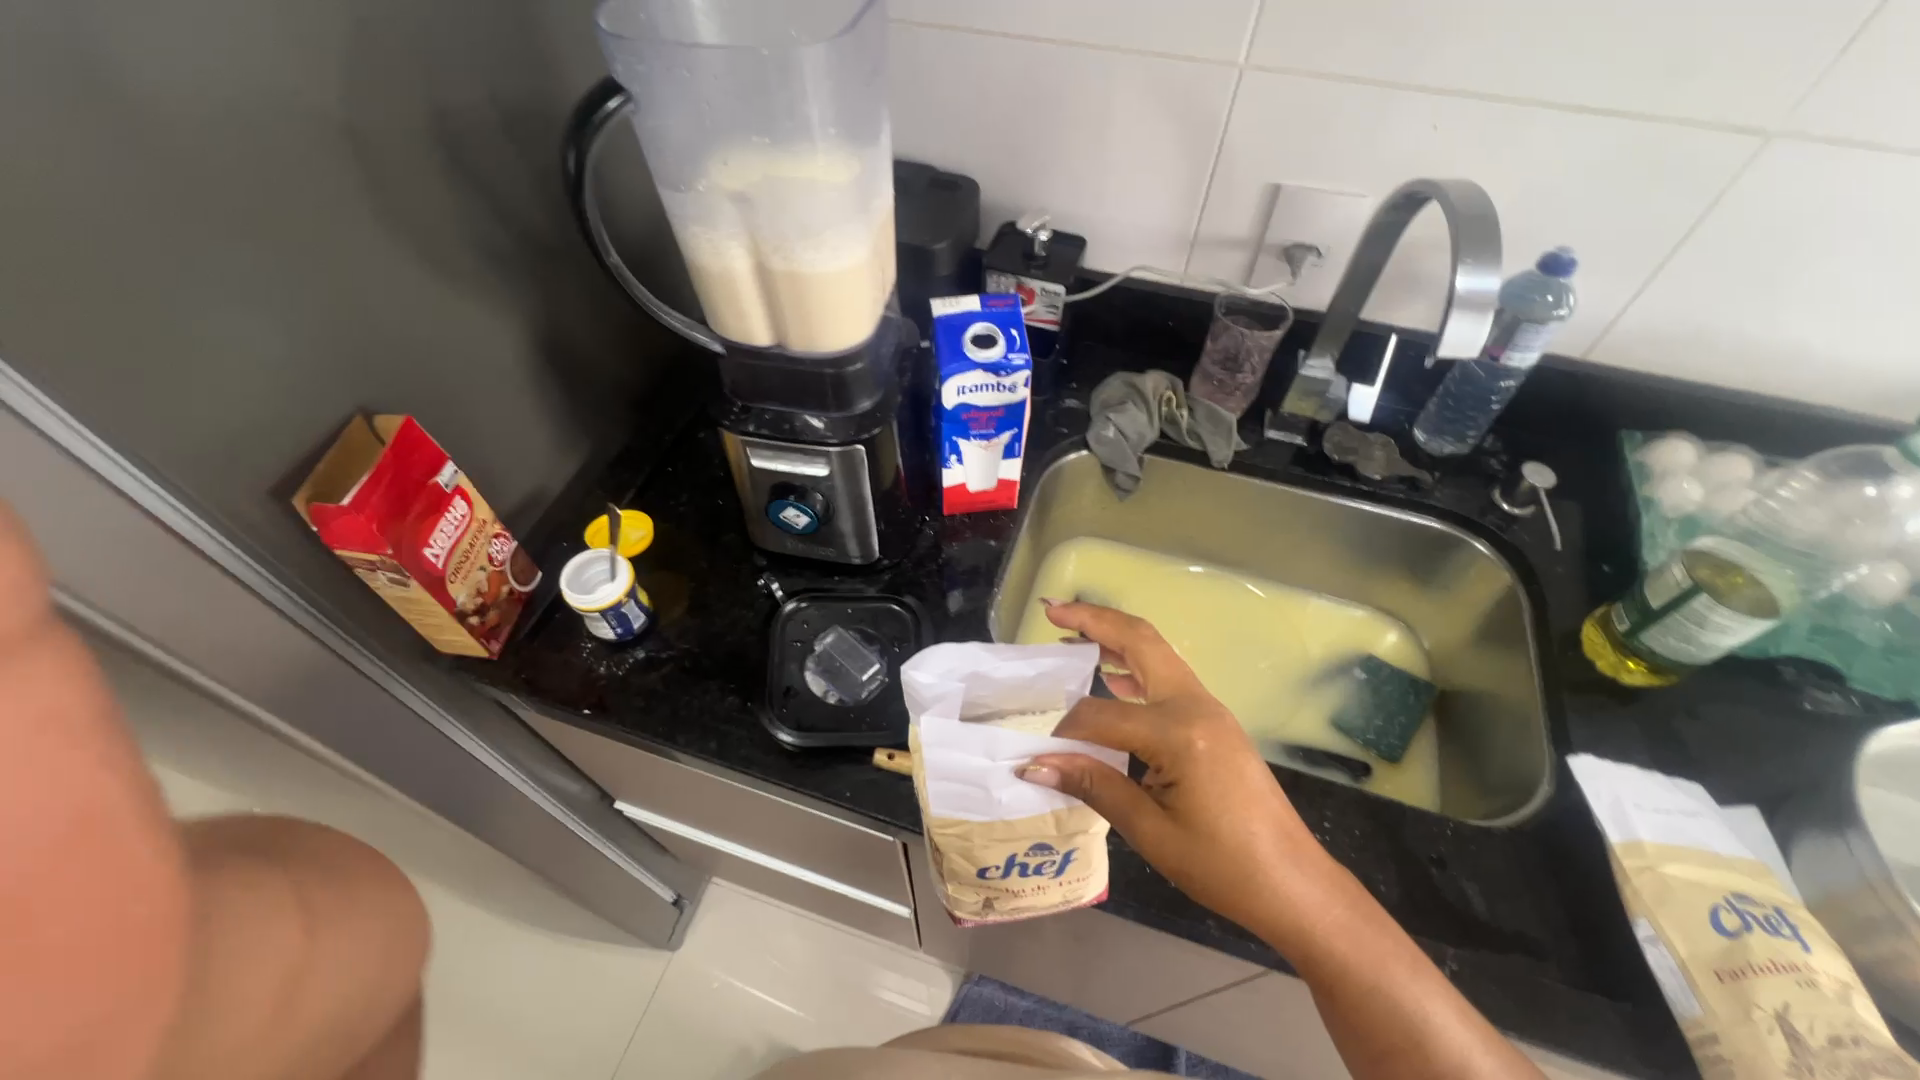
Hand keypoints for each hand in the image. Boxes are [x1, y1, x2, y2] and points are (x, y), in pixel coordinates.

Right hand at [1016, 601, 1334, 938]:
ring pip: (1157, 654)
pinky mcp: (1214, 723)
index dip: (1064, 732)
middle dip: (1094, 620)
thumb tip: (1033, 765)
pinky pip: (1168, 679)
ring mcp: (1210, 710)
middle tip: (1051, 610)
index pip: (1099, 714)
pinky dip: (1135, 667)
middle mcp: (1195, 705)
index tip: (1038, 757)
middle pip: (1140, 641)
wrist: (1292, 884)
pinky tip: (1111, 677)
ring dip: (1115, 637)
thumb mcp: (1149, 830)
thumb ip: (1093, 784)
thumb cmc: (1222, 865)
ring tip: (1072, 632)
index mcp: (1178, 732)